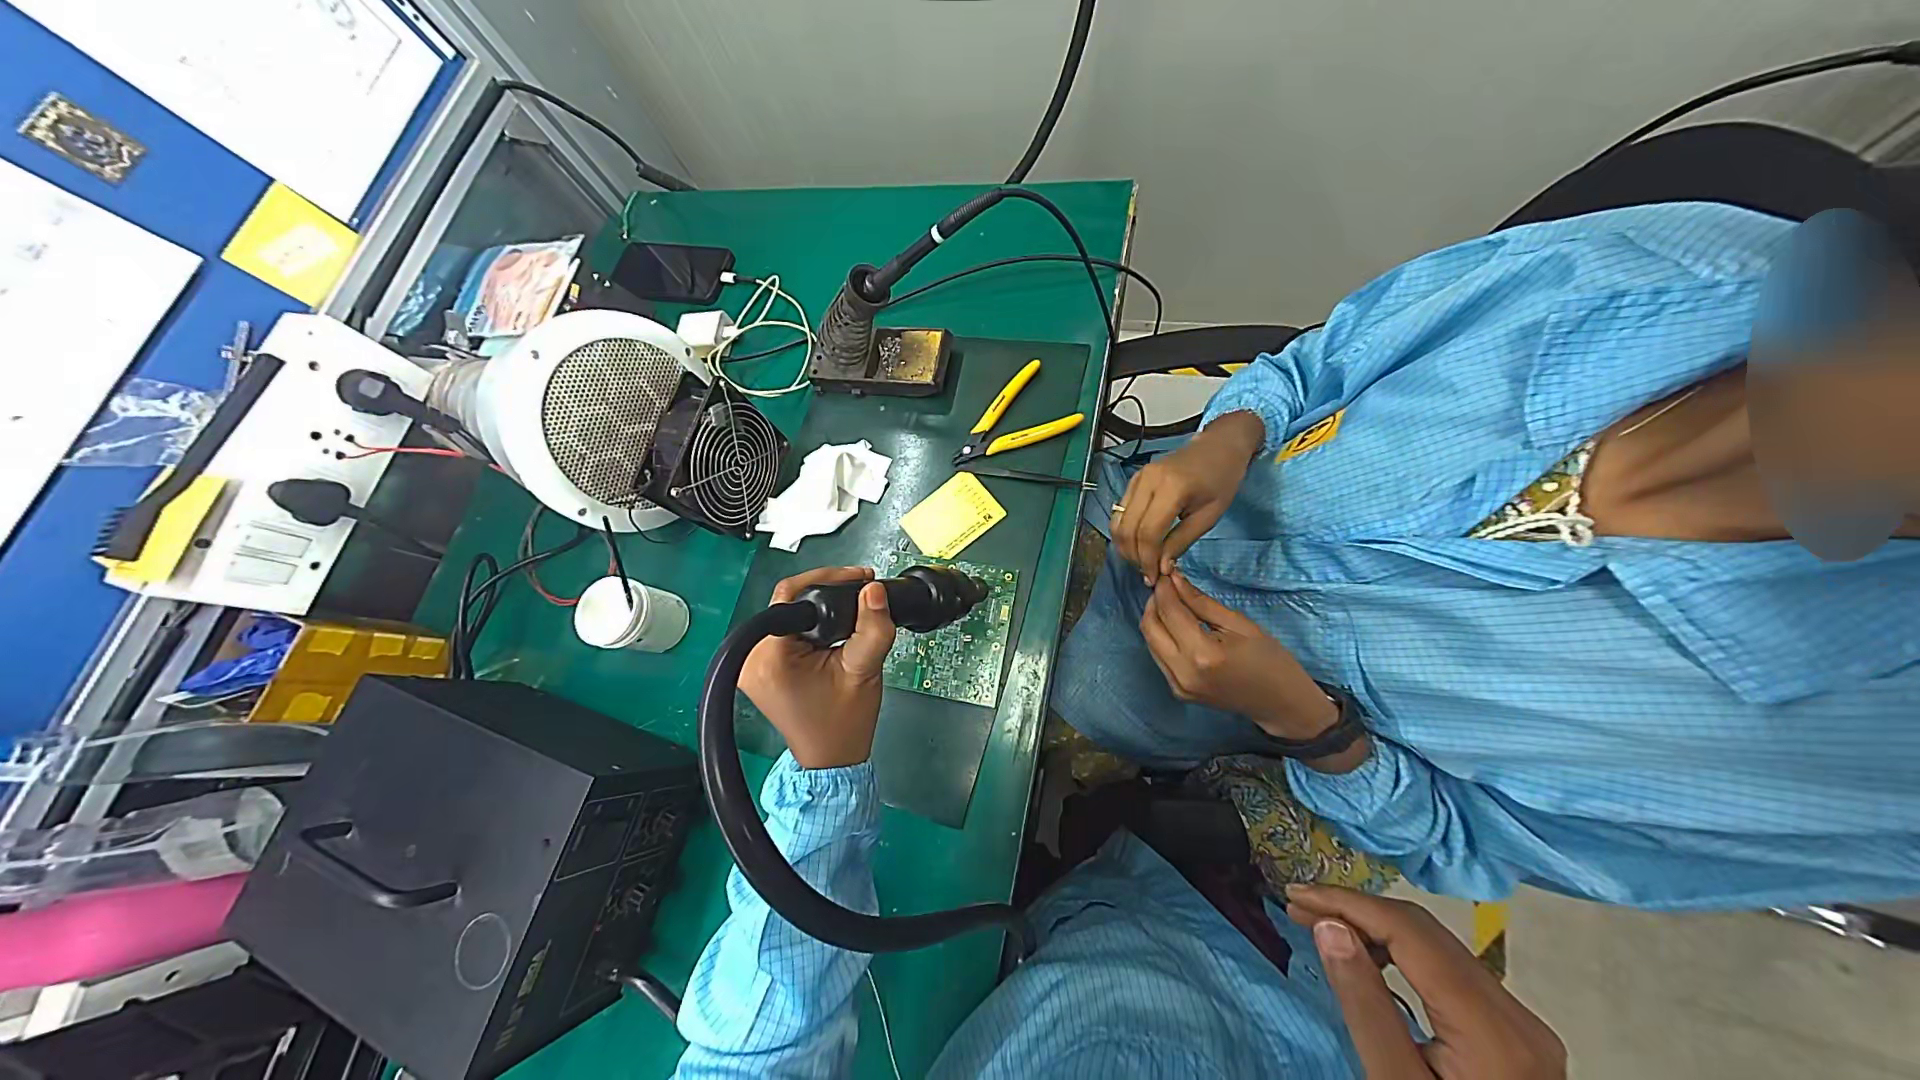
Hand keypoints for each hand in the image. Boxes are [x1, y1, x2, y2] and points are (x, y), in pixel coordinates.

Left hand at [739, 567, 895, 768]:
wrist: (832, 758)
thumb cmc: (842, 725)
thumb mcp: (863, 670)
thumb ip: (872, 627)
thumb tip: (873, 592)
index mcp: (770, 659)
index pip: (792, 594)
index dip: (828, 580)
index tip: (856, 580)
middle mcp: (752, 659)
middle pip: (789, 601)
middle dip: (827, 594)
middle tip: (858, 596)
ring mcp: (751, 663)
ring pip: (789, 612)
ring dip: (820, 608)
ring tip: (848, 613)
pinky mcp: (759, 666)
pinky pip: (785, 628)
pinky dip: (810, 624)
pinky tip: (830, 629)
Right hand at [1113, 410, 1264, 584]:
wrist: (1219, 446)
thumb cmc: (1222, 479)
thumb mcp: (1209, 516)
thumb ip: (1181, 542)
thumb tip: (1160, 568)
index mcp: (1172, 488)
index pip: (1148, 532)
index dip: (1147, 559)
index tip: (1154, 578)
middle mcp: (1147, 480)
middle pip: (1128, 528)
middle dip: (1134, 556)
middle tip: (1147, 572)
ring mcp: (1137, 478)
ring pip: (1118, 521)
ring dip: (1125, 546)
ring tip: (1141, 560)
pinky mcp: (1134, 479)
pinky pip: (1120, 511)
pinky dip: (1125, 532)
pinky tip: (1138, 544)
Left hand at [1140, 572, 1338, 738]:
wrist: (1281, 704)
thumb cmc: (1270, 660)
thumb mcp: (1240, 624)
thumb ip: (1201, 603)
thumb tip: (1174, 580)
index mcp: (1202, 653)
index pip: (1170, 612)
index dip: (1164, 590)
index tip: (1166, 573)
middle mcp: (1183, 671)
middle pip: (1149, 627)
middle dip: (1154, 602)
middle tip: (1167, 587)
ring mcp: (1177, 685)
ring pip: (1149, 642)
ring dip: (1155, 619)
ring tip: (1171, 603)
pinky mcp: (1177, 691)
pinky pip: (1158, 657)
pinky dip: (1161, 637)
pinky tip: (1175, 626)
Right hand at [1286, 884, 1566, 1079]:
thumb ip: (1365, 1005)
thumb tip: (1328, 926)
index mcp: (1492, 1028)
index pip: (1409, 932)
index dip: (1347, 904)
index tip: (1295, 896)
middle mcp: (1515, 1014)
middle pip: (1424, 931)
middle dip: (1355, 910)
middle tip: (1299, 908)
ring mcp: (1518, 1021)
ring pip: (1434, 944)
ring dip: (1373, 926)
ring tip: (1322, 926)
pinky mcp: (1510, 1031)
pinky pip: (1445, 967)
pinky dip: (1398, 950)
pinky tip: (1367, 956)